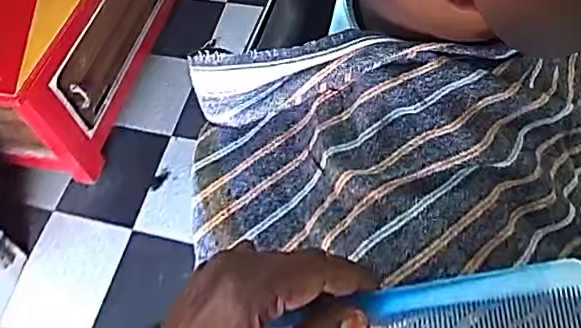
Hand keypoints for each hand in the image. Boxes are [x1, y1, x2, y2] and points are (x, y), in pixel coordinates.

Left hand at [163, 242, 375, 327]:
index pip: (314, 268)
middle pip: (295, 263)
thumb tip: (356, 317)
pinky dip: (273, 289)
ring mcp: (214, 270)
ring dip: (301, 287)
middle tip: (357, 308)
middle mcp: (231, 266)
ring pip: (274, 266)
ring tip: (320, 317)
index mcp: (249, 284)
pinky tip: (281, 317)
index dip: (350, 278)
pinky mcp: (203, 283)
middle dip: (328, 284)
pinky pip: (250, 273)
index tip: (377, 290)